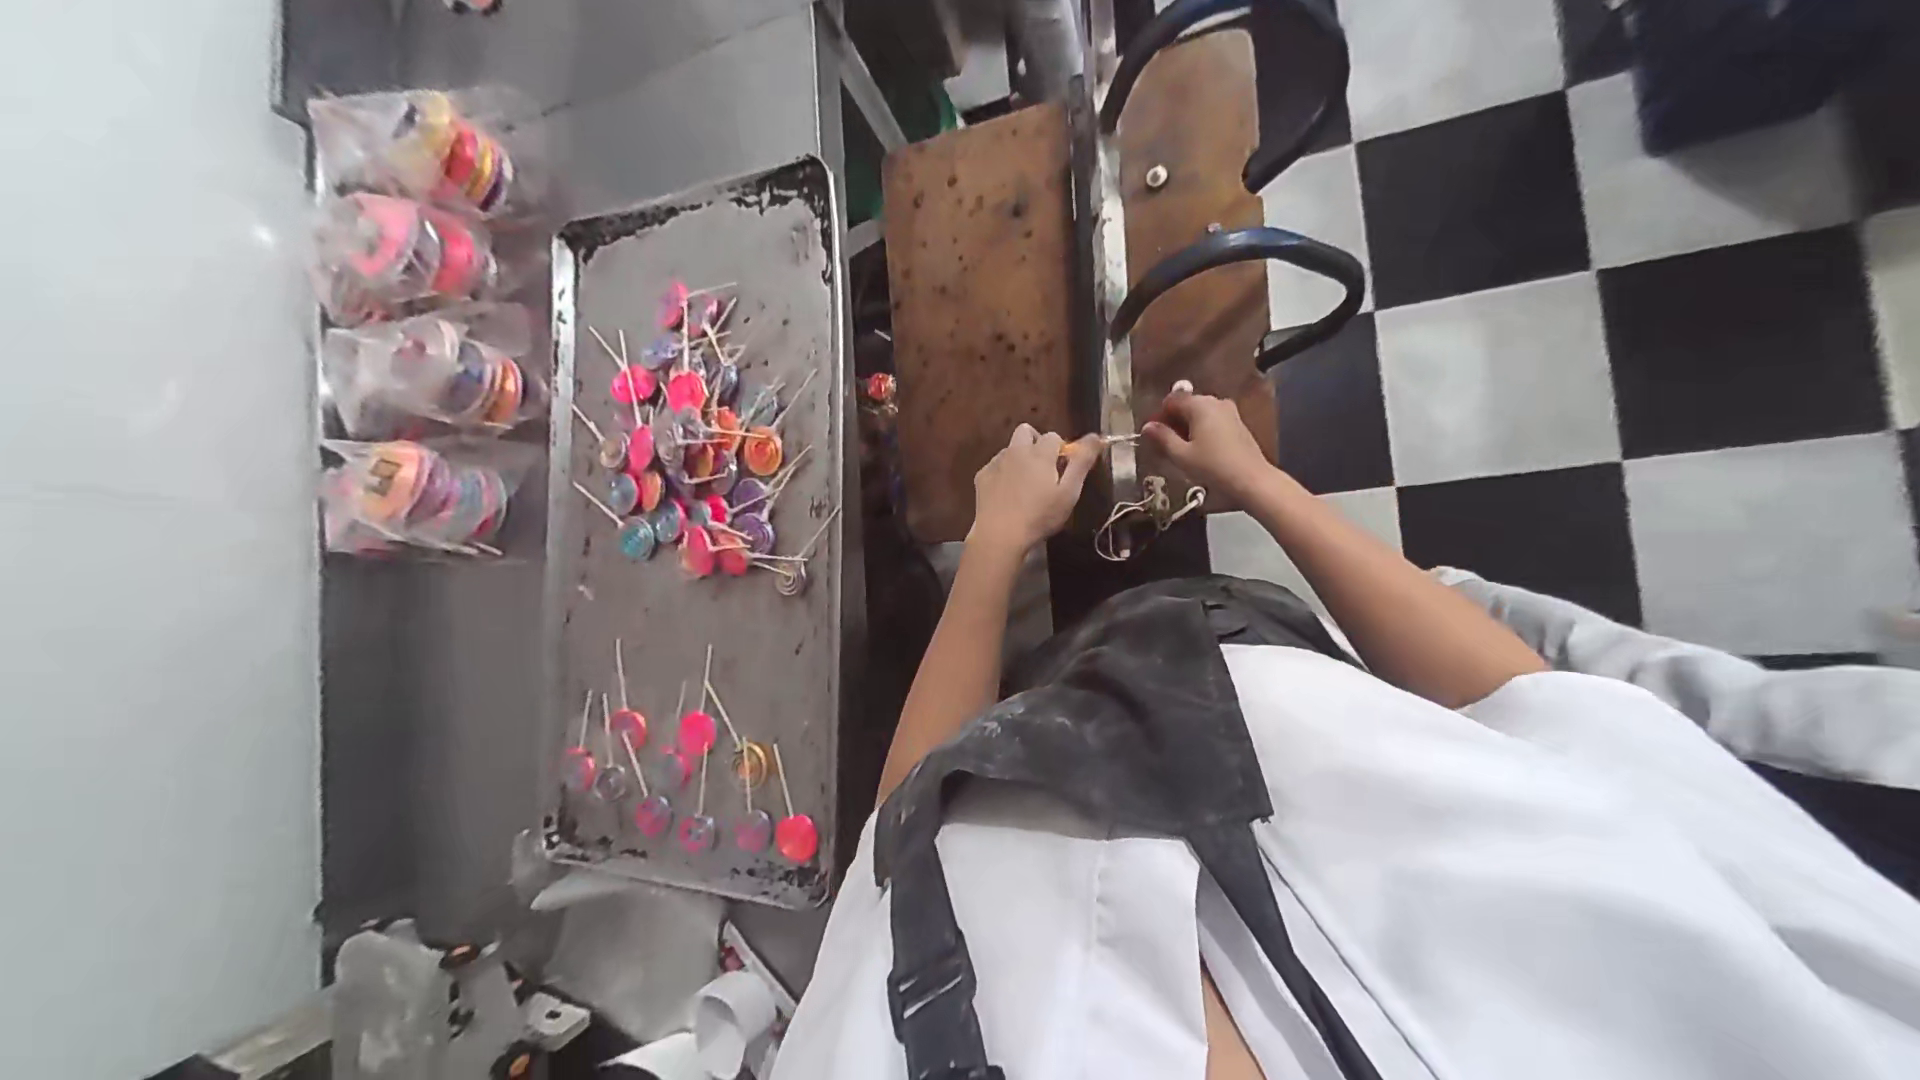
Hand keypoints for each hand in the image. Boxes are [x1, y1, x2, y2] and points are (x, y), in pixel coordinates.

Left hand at [968, 424, 1098, 554]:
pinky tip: (1007, 494)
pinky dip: (1004, 472)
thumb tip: (1095, 437)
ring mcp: (996, 463)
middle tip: (1043, 469)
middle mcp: (1015, 451)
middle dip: (1036, 443)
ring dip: (1020, 458)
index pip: (1054, 436)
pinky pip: (996, 465)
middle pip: (1026, 431)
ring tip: (1025, 485)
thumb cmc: (1040, 516)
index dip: (1061, 450)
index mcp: (1039, 453)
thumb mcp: (1069, 492)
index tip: (1063, 470)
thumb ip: (1082, 462)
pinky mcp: (982, 476)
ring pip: (1010, 449)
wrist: (1000, 535)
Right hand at [1142, 387, 1271, 499]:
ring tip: (1181, 450)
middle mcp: (1215, 402)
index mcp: (1200, 405)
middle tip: (1165, 445)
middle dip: (1173, 422)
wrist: (1251, 479)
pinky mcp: (1237, 423)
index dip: (1159, 416)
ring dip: (1187, 427)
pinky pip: (1212, 420)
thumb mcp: (1181, 455)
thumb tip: (1147, 426)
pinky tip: (1199, 450)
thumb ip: (1162, 437)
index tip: (1154, 436)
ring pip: (1199, 413)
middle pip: (1186, 405)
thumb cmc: (1212, 466)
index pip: (1172, 400)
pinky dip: (1201, 430)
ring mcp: (1229, 411)